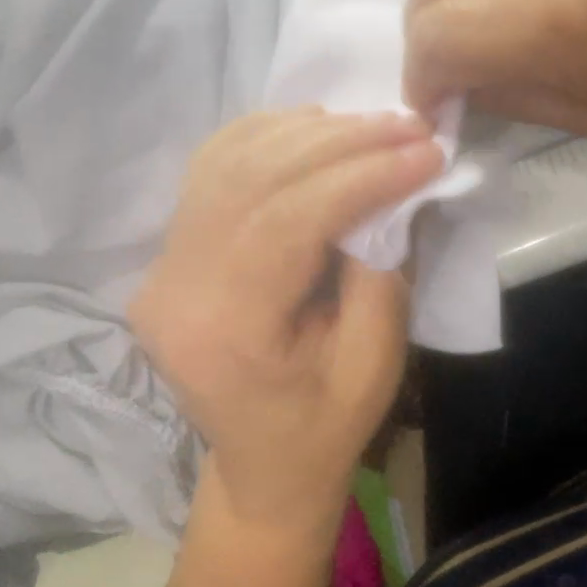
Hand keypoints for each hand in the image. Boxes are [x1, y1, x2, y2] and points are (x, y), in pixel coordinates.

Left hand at [129, 109, 443, 526]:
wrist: (264, 463)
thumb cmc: (327, 425)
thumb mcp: (374, 361)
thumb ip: (381, 270)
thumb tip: (394, 189)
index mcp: (223, 328)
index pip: (290, 218)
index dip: (362, 174)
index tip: (426, 151)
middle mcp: (173, 287)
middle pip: (255, 179)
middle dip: (342, 143)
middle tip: (410, 125)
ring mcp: (160, 266)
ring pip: (228, 162)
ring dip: (308, 132)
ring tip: (375, 123)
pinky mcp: (169, 254)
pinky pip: (212, 171)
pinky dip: (265, 137)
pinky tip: (316, 128)